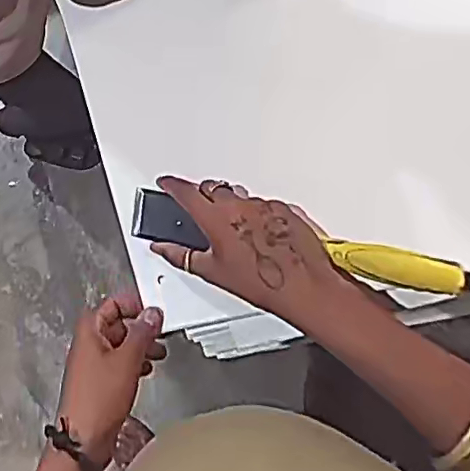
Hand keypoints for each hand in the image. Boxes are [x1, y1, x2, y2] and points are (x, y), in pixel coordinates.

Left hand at [56, 293, 165, 466]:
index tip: (153, 311)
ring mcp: (92, 363)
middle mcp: (88, 343)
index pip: (113, 304)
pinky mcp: (98, 382)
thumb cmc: (97, 400)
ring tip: (158, 352)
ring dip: (139, 346)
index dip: (134, 304)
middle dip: (140, 327)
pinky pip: (118, 363)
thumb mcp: (127, 361)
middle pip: (117, 324)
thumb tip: (152, 314)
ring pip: (120, 344)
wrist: (84, 442)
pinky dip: (133, 362)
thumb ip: (142, 334)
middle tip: (160, 332)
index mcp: (89, 330)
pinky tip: (145, 370)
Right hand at [148, 177, 350, 329]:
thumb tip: (163, 248)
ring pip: (238, 194)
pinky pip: (263, 203)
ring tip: (234, 228)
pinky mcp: (283, 208)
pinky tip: (259, 233)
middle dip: (202, 193)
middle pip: (212, 187)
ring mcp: (263, 204)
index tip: (166, 183)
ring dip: (231, 203)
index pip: (185, 191)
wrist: (306, 287)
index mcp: (215, 217)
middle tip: (200, 209)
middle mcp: (238, 204)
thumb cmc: (263, 283)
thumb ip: (181, 255)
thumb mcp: (213, 273)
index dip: (172, 185)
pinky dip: (256, 213)